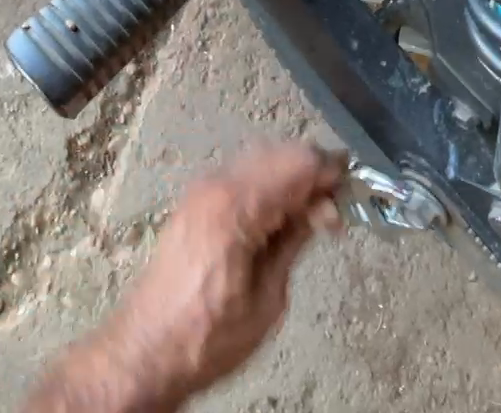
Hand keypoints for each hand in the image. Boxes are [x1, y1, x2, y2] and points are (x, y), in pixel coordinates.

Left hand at [26, 142, 344, 411]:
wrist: (147, 349)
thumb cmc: (208, 336)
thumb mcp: (268, 298)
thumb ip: (295, 241)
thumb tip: (322, 208)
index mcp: (236, 207)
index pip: (298, 163)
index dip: (331, 172)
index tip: (353, 190)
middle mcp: (215, 186)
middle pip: (280, 152)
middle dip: (313, 172)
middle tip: (335, 208)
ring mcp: (200, 189)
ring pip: (261, 158)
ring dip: (291, 174)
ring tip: (312, 213)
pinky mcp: (194, 200)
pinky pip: (241, 174)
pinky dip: (268, 181)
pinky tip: (279, 213)